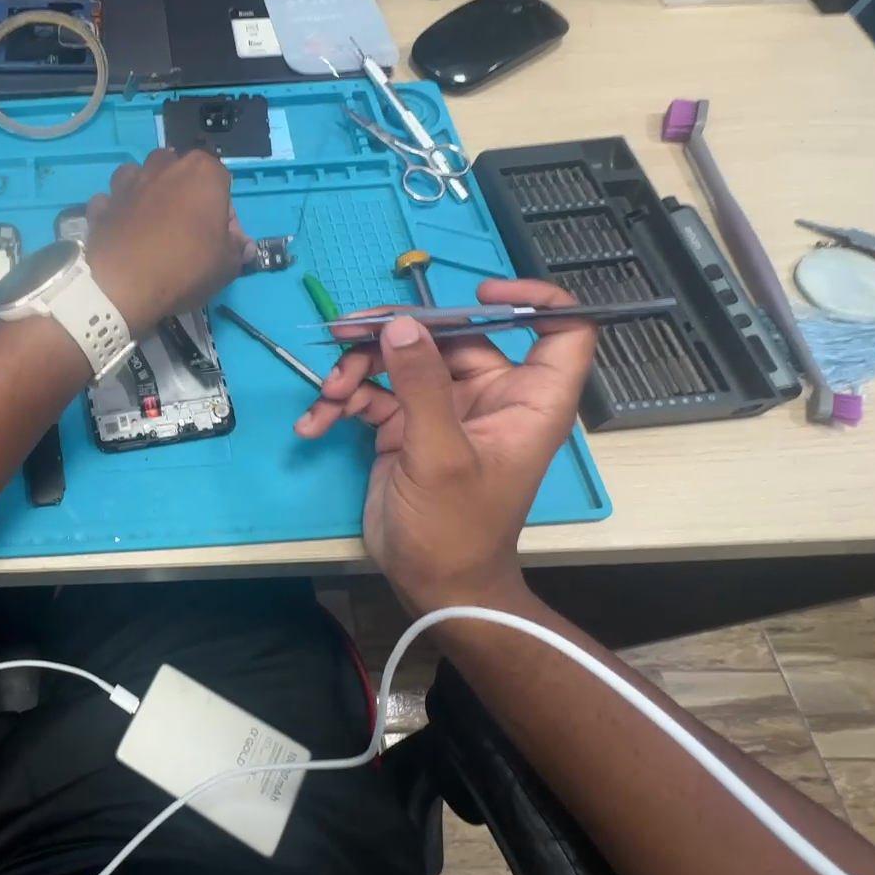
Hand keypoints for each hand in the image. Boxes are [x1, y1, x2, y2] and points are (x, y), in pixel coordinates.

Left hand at [84, 148, 254, 333]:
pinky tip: (120, 229)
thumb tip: (241, 246)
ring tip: (149, 221)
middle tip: (185, 226)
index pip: (222, 181)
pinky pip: (110, 200)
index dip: (223, 210)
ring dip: (145, 190)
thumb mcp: (227, 265)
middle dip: (183, 191)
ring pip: (139, 174)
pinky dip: (115, 210)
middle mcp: (163, 167)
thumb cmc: (185, 269)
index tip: (219, 237)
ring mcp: (127, 183)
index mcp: (202, 172)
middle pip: (178, 169)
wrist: (123, 286)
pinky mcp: (101, 205)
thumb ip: (236, 248)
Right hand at [293, 279, 596, 614]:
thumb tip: (399, 325)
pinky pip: (369, 395)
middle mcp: (485, 395)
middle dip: (392, 336)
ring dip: (354, 372)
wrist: (429, 582)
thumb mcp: (440, 454)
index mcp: (524, 399)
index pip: (559, 331)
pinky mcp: (401, 426)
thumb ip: (420, 385)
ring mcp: (439, 409)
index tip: (480, 292)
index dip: (532, 301)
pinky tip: (314, 424)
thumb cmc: (457, 526)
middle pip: (446, 336)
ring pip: (398, 361)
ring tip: (327, 397)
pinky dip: (339, 404)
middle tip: (344, 334)